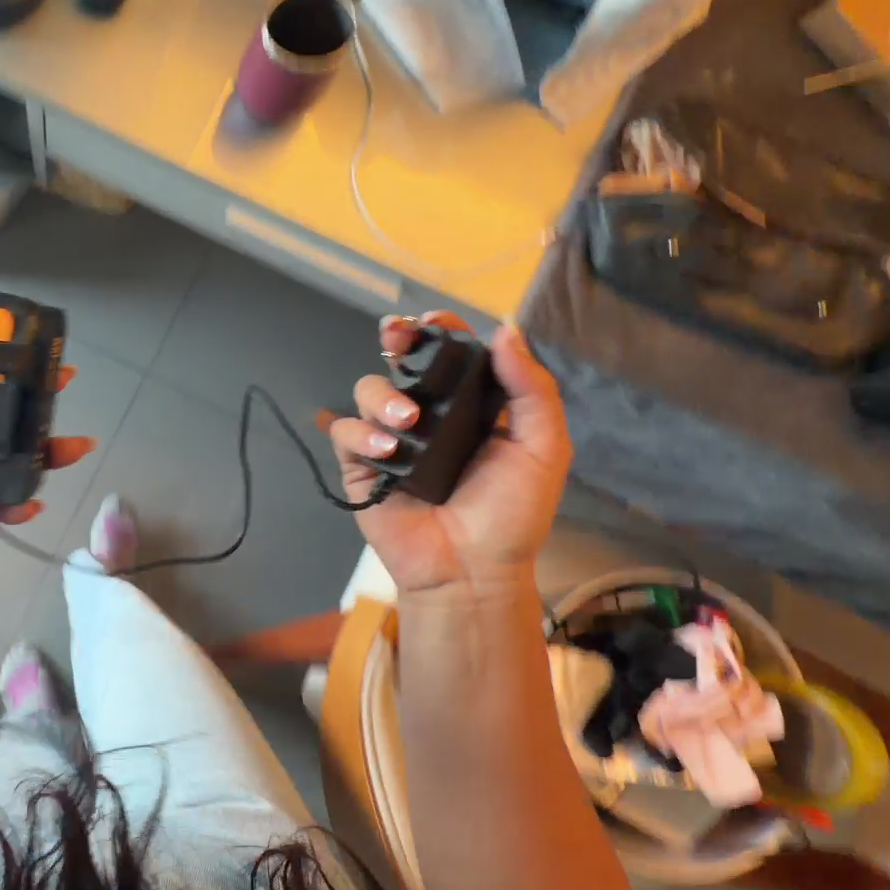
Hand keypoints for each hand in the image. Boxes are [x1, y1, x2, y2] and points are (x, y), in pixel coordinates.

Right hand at [323, 312, 570, 598]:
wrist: (473, 569)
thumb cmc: (513, 514)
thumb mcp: (543, 448)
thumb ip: (531, 388)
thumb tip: (504, 331)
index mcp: (468, 406)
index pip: (447, 356)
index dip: (437, 330)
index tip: (432, 320)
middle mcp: (426, 415)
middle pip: (398, 361)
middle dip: (394, 340)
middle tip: (395, 336)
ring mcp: (390, 438)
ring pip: (368, 390)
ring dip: (383, 397)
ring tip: (408, 422)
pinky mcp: (360, 465)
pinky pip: (346, 432)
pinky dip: (362, 433)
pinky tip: (387, 450)